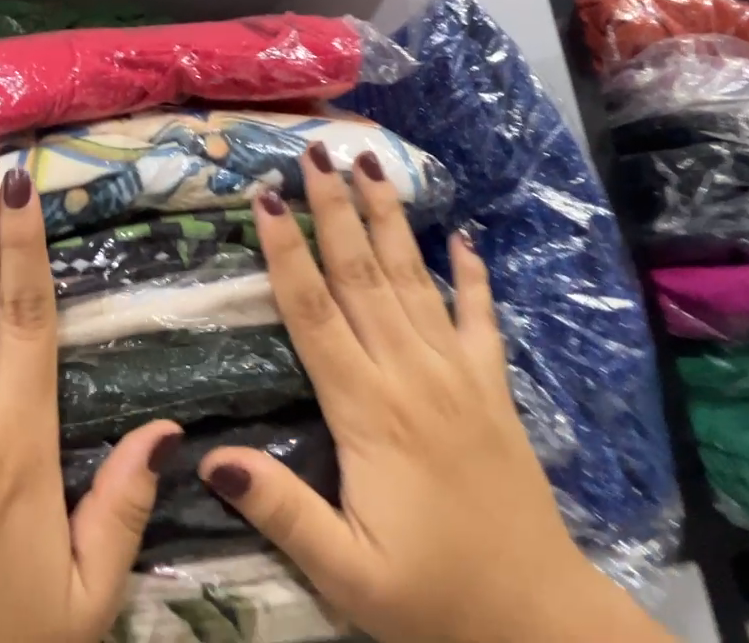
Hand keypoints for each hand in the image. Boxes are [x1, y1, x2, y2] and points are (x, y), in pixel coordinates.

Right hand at [202, 146, 673, 642]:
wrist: (540, 620)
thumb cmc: (431, 597)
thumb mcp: (346, 573)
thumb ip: (280, 510)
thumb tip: (208, 457)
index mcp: (367, 410)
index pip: (314, 312)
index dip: (286, 252)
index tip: (266, 198)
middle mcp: (411, 374)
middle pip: (362, 275)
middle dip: (335, 210)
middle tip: (316, 153)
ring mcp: (459, 376)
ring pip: (414, 281)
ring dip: (390, 220)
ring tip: (372, 166)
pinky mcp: (493, 389)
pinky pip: (481, 319)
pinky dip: (473, 275)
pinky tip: (465, 237)